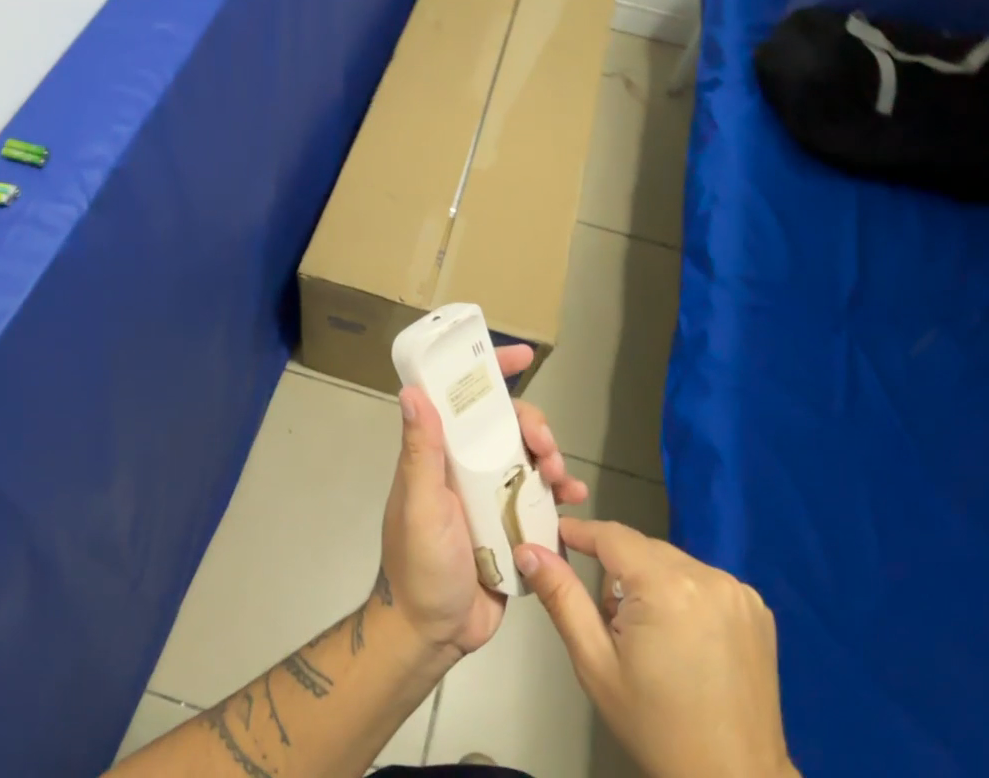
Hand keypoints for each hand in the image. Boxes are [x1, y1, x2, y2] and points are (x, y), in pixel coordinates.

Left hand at [378, 344, 588, 656]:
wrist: (435, 632)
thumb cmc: (420, 566)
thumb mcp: (420, 506)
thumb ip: (420, 452)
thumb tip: (412, 391)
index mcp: (439, 457)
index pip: (461, 401)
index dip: (490, 373)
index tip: (523, 356)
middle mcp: (465, 469)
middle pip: (506, 426)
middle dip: (533, 425)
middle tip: (545, 446)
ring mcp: (491, 496)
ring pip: (529, 457)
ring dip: (551, 457)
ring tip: (561, 479)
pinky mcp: (514, 525)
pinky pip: (543, 497)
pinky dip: (562, 492)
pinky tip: (576, 497)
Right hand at [515, 519, 797, 777]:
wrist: (730, 776)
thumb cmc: (653, 723)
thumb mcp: (595, 663)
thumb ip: (562, 598)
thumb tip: (529, 551)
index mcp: (667, 587)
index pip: (613, 536)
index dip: (581, 531)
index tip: (555, 533)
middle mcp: (709, 576)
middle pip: (645, 549)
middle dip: (618, 572)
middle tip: (609, 622)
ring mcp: (739, 591)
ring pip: (675, 563)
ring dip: (653, 583)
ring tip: (649, 639)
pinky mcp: (757, 608)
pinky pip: (705, 582)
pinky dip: (685, 596)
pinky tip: (684, 640)